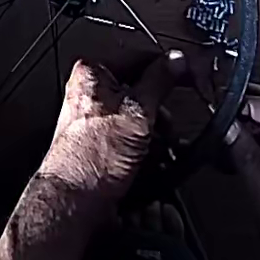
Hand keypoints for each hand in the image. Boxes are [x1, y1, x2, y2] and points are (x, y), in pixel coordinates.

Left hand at [35, 54, 177, 210]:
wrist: (73, 202)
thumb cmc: (92, 157)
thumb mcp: (138, 111)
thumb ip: (159, 82)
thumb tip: (175, 60)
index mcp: (93, 71)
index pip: (138, 58)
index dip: (165, 67)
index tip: (186, 74)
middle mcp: (88, 90)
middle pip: (138, 89)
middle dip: (158, 110)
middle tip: (167, 123)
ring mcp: (92, 118)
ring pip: (135, 115)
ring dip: (154, 131)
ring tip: (161, 147)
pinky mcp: (97, 142)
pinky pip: (127, 134)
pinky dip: (142, 144)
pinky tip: (151, 159)